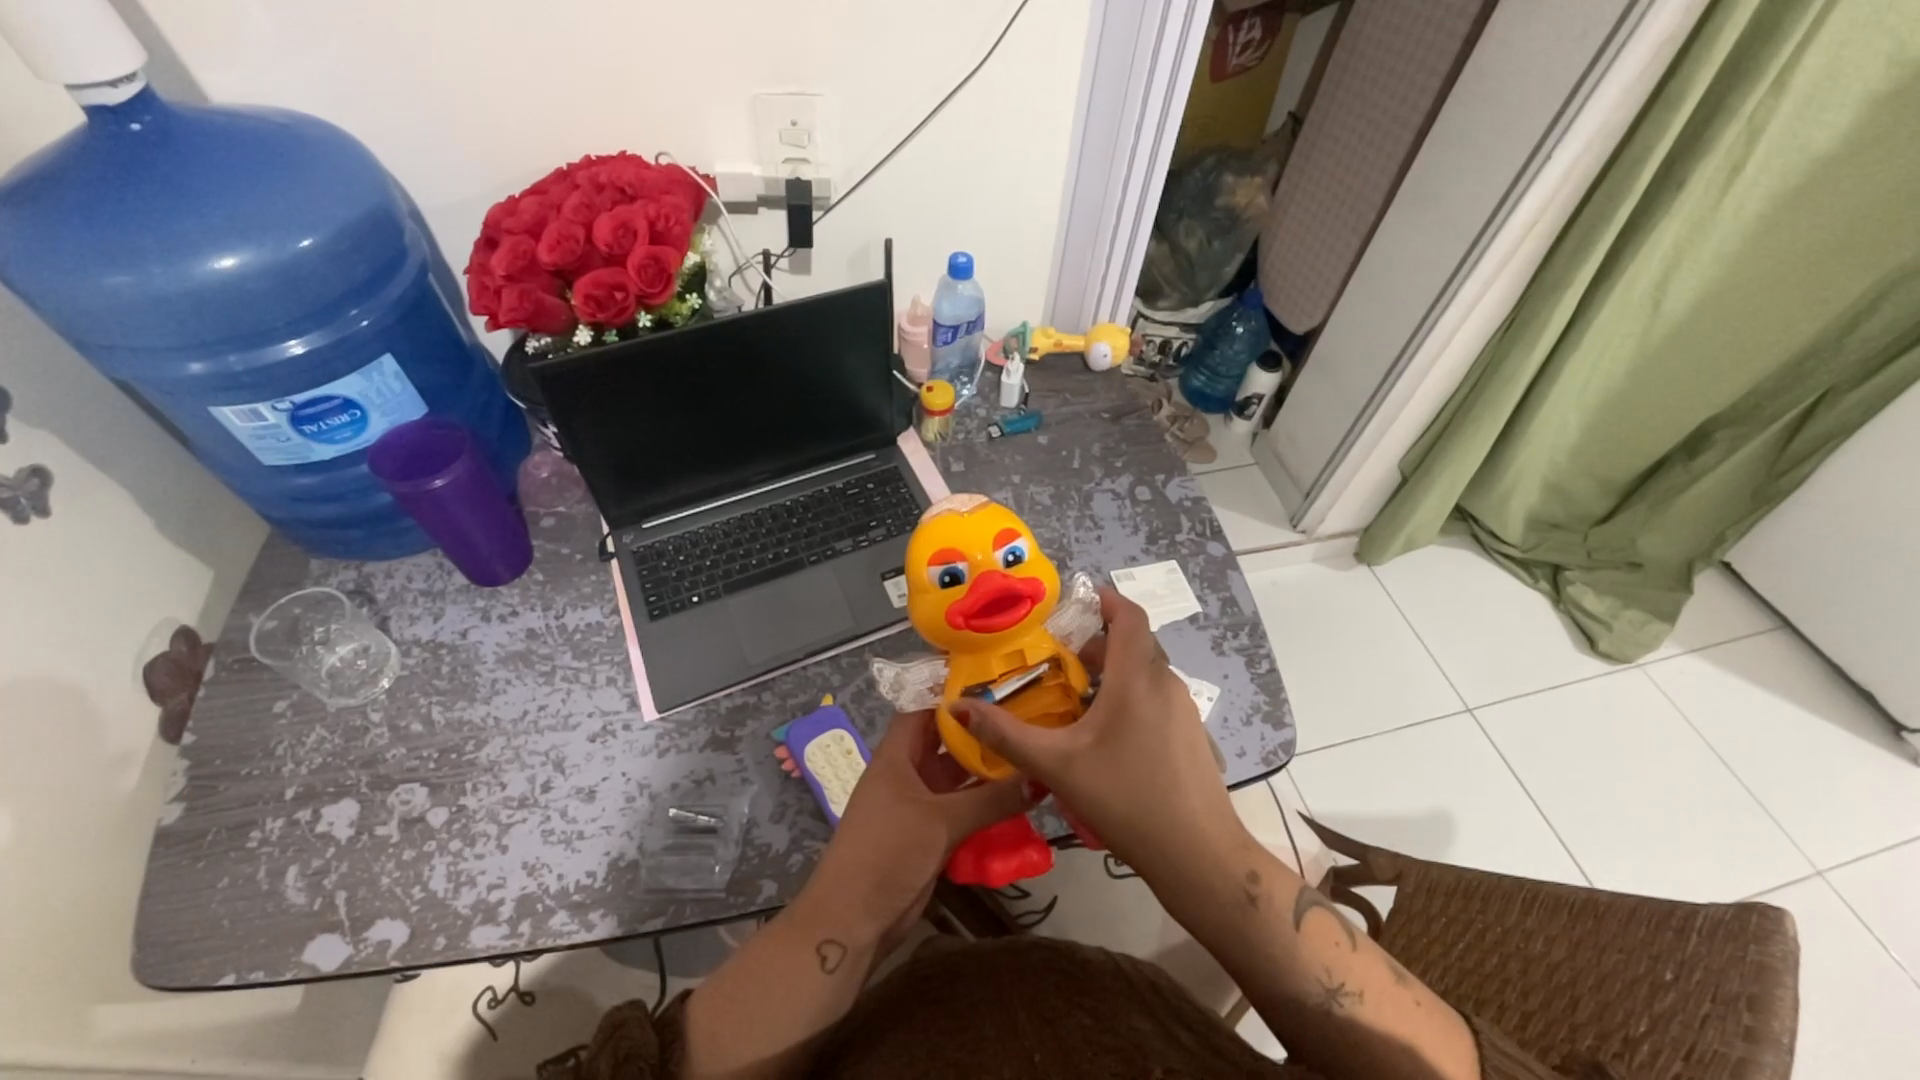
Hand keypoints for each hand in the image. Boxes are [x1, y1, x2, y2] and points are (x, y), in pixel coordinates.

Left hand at [802, 710, 1030, 946]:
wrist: (854, 919)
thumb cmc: (888, 853)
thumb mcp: (942, 821)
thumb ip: (992, 799)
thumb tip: (1041, 777)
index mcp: (895, 757)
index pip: (923, 711)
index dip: (953, 698)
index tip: (996, 688)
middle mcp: (906, 775)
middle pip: (944, 745)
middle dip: (979, 735)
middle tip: (1026, 721)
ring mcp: (916, 806)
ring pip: (955, 780)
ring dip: (986, 772)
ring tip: (1030, 755)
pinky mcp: (928, 836)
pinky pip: (961, 810)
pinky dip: (985, 805)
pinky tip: (1019, 800)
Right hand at [950, 587, 1244, 880]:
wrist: (1198, 855)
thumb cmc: (1126, 799)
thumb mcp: (1056, 766)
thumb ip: (1005, 735)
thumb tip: (958, 708)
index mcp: (1137, 678)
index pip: (1129, 616)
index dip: (1105, 599)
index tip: (1074, 597)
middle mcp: (1166, 684)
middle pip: (1133, 644)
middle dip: (1095, 640)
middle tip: (1054, 652)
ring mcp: (1183, 711)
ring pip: (1144, 674)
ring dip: (1109, 672)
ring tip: (1069, 692)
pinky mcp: (1189, 737)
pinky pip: (1154, 698)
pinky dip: (1126, 696)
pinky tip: (1100, 732)